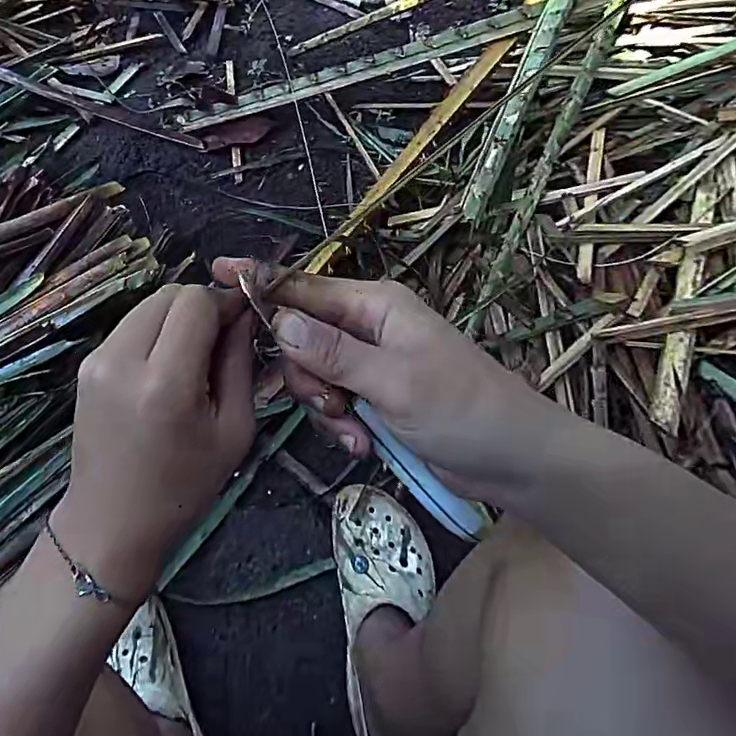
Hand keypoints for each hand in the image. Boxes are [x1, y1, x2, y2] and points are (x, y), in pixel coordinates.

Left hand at [52, 284, 255, 602]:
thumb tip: (244, 312)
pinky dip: (155, 330)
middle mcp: (123, 359)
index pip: (196, 301)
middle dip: (202, 306)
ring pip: (149, 304)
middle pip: (170, 293)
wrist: (110, 525)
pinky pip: (131, 324)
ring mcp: (97, 359)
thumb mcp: (234, 429)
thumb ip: (240, 361)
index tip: (242, 321)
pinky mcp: (87, 363)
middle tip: (221, 339)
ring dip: (177, 315)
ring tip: (193, 354)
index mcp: (165, 382)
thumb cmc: (183, 488)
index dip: (224, 302)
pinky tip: (165, 365)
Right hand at [212, 257, 546, 500]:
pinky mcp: (374, 394)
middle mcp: (367, 326)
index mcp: (375, 305)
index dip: (262, 283)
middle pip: (301, 337)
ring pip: (314, 374)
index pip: (305, 287)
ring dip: (326, 407)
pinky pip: (334, 401)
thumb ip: (333, 352)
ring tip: (356, 431)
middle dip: (307, 375)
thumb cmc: (462, 410)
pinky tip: (364, 443)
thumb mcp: (394, 381)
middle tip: (331, 404)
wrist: (516, 461)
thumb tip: (279, 321)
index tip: (219, 274)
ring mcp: (370, 362)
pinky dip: (342, 424)